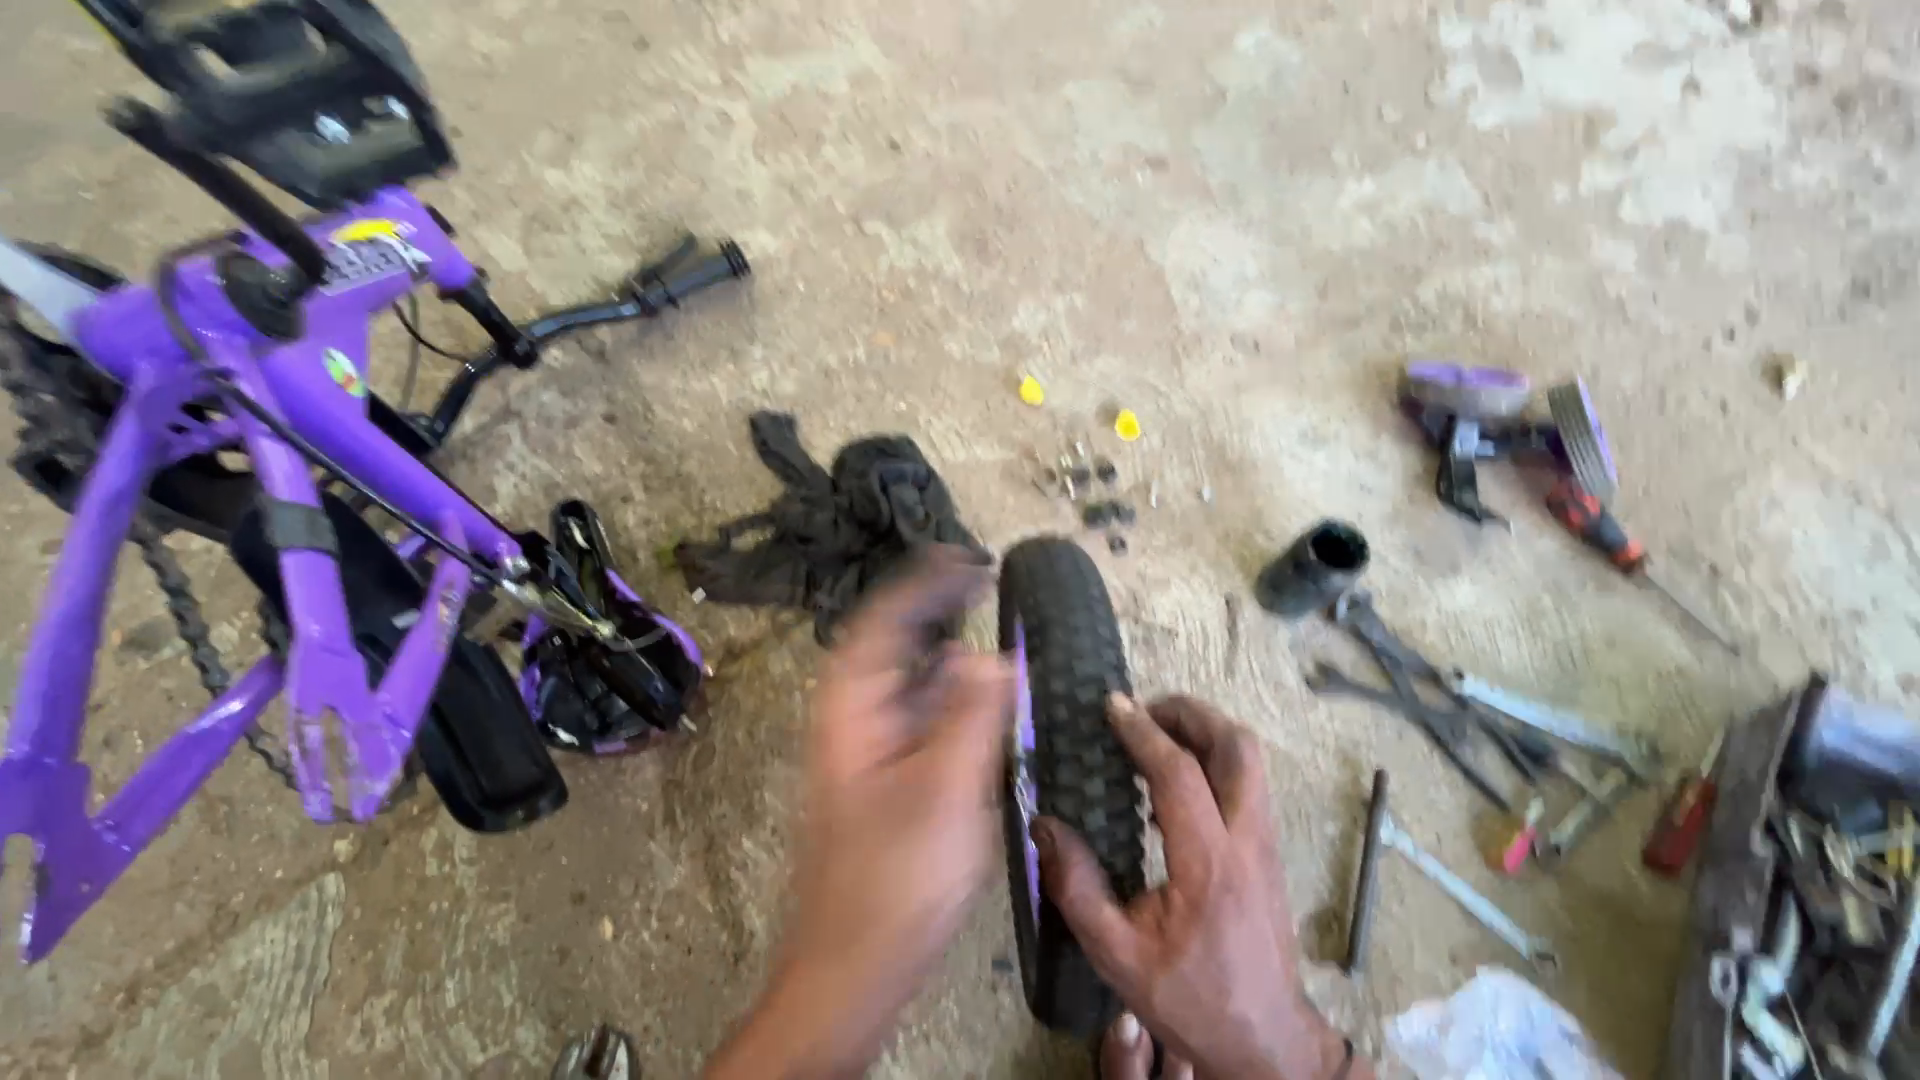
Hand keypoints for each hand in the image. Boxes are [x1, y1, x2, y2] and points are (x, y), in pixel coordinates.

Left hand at [706, 549, 1013, 1079]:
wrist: (852, 966)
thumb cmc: (892, 879)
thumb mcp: (943, 789)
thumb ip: (971, 715)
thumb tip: (991, 654)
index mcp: (851, 709)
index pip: (882, 620)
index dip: (924, 582)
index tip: (970, 559)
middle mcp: (854, 720)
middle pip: (895, 646)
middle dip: (939, 611)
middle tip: (987, 585)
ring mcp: (870, 752)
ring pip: (911, 685)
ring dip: (950, 656)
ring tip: (995, 630)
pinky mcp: (889, 781)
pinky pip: (923, 721)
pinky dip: (955, 700)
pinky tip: (988, 700)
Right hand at [1036, 695, 1365, 1079]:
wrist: (1265, 1041)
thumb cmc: (1188, 997)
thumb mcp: (1116, 955)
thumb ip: (1076, 886)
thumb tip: (1044, 825)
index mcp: (1208, 864)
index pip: (1179, 773)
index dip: (1143, 732)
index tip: (1112, 706)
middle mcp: (1247, 841)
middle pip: (1237, 747)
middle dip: (1190, 715)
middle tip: (1142, 712)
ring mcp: (1265, 843)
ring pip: (1250, 760)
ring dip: (1205, 732)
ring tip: (1156, 734)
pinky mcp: (1268, 851)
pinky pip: (1248, 782)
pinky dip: (1214, 758)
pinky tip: (1175, 779)